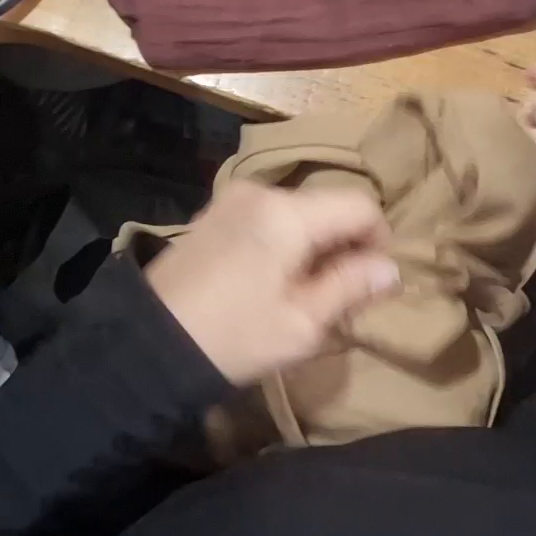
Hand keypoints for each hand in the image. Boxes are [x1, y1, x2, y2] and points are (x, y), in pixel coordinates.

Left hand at [145, 182, 400, 385]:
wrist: (145, 343)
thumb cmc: (232, 337)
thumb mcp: (301, 323)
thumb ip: (350, 287)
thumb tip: (390, 269)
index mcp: (288, 214)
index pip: (360, 206)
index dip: (379, 240)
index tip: (375, 281)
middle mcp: (263, 191)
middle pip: (329, 205)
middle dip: (346, 244)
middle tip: (345, 293)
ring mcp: (234, 198)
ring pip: (300, 210)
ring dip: (317, 243)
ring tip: (310, 289)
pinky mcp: (215, 212)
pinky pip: (270, 216)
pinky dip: (287, 239)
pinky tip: (276, 277)